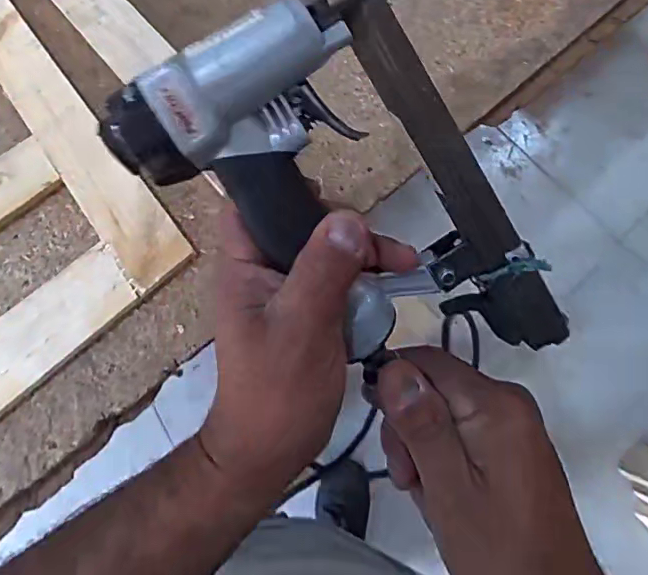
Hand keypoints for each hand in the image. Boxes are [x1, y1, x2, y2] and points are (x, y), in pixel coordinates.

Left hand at [197, 202, 418, 499]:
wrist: (271, 458)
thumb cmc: (274, 395)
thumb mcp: (300, 328)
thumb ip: (323, 271)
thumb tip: (348, 220)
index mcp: (246, 266)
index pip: (251, 205)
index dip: (281, 190)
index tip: (325, 197)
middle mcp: (265, 269)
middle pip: (303, 221)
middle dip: (344, 225)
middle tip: (377, 245)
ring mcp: (289, 288)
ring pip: (328, 246)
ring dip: (365, 250)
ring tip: (401, 262)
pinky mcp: (311, 307)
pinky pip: (341, 274)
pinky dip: (367, 274)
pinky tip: (392, 281)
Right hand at [375, 347, 601, 574]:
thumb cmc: (508, 556)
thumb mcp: (450, 493)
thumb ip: (421, 426)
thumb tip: (395, 370)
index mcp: (496, 404)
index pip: (428, 361)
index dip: (394, 385)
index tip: (381, 421)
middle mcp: (509, 401)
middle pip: (436, 386)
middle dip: (412, 429)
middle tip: (412, 478)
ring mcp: (514, 422)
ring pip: (445, 411)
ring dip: (427, 450)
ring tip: (434, 497)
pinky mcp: (513, 443)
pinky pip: (464, 432)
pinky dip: (447, 460)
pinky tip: (449, 495)